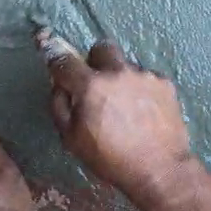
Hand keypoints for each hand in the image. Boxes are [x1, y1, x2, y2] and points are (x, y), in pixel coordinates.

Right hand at [36, 30, 196, 205]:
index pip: (64, 59)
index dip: (53, 51)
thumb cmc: (110, 159)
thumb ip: (60, 105)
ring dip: (121, 79)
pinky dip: (142, 90)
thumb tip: (59, 84)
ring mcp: (145, 75)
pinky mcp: (165, 83)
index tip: (45, 41)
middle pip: (101, 48)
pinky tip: (144, 112)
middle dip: (96, 61)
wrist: (159, 169)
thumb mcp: (72, 139)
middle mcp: (118, 73)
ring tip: (127, 108)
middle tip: (98, 84)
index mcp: (91, 86)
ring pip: (126, 66)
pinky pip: (147, 78)